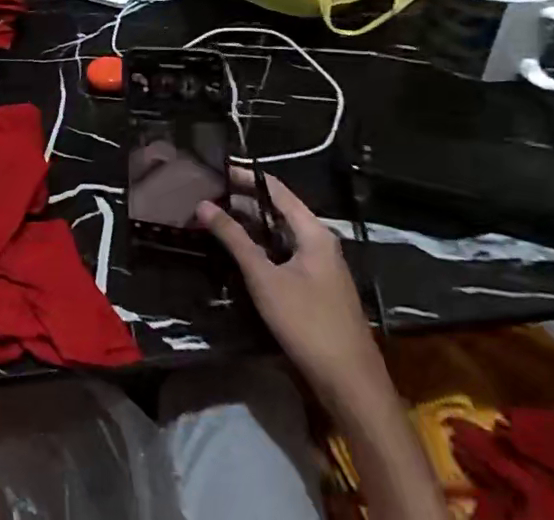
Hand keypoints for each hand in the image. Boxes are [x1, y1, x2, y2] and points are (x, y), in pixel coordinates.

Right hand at [196, 172, 383, 401]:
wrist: (349, 380)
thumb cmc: (306, 322)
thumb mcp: (264, 278)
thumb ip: (234, 239)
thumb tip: (204, 204)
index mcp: (314, 232)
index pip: (277, 190)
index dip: (246, 178)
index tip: (216, 172)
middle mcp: (321, 242)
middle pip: (280, 210)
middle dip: (245, 203)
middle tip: (210, 198)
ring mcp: (322, 266)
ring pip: (282, 235)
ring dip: (252, 227)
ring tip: (218, 222)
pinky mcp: (317, 287)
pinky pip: (286, 254)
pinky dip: (263, 248)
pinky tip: (241, 256)